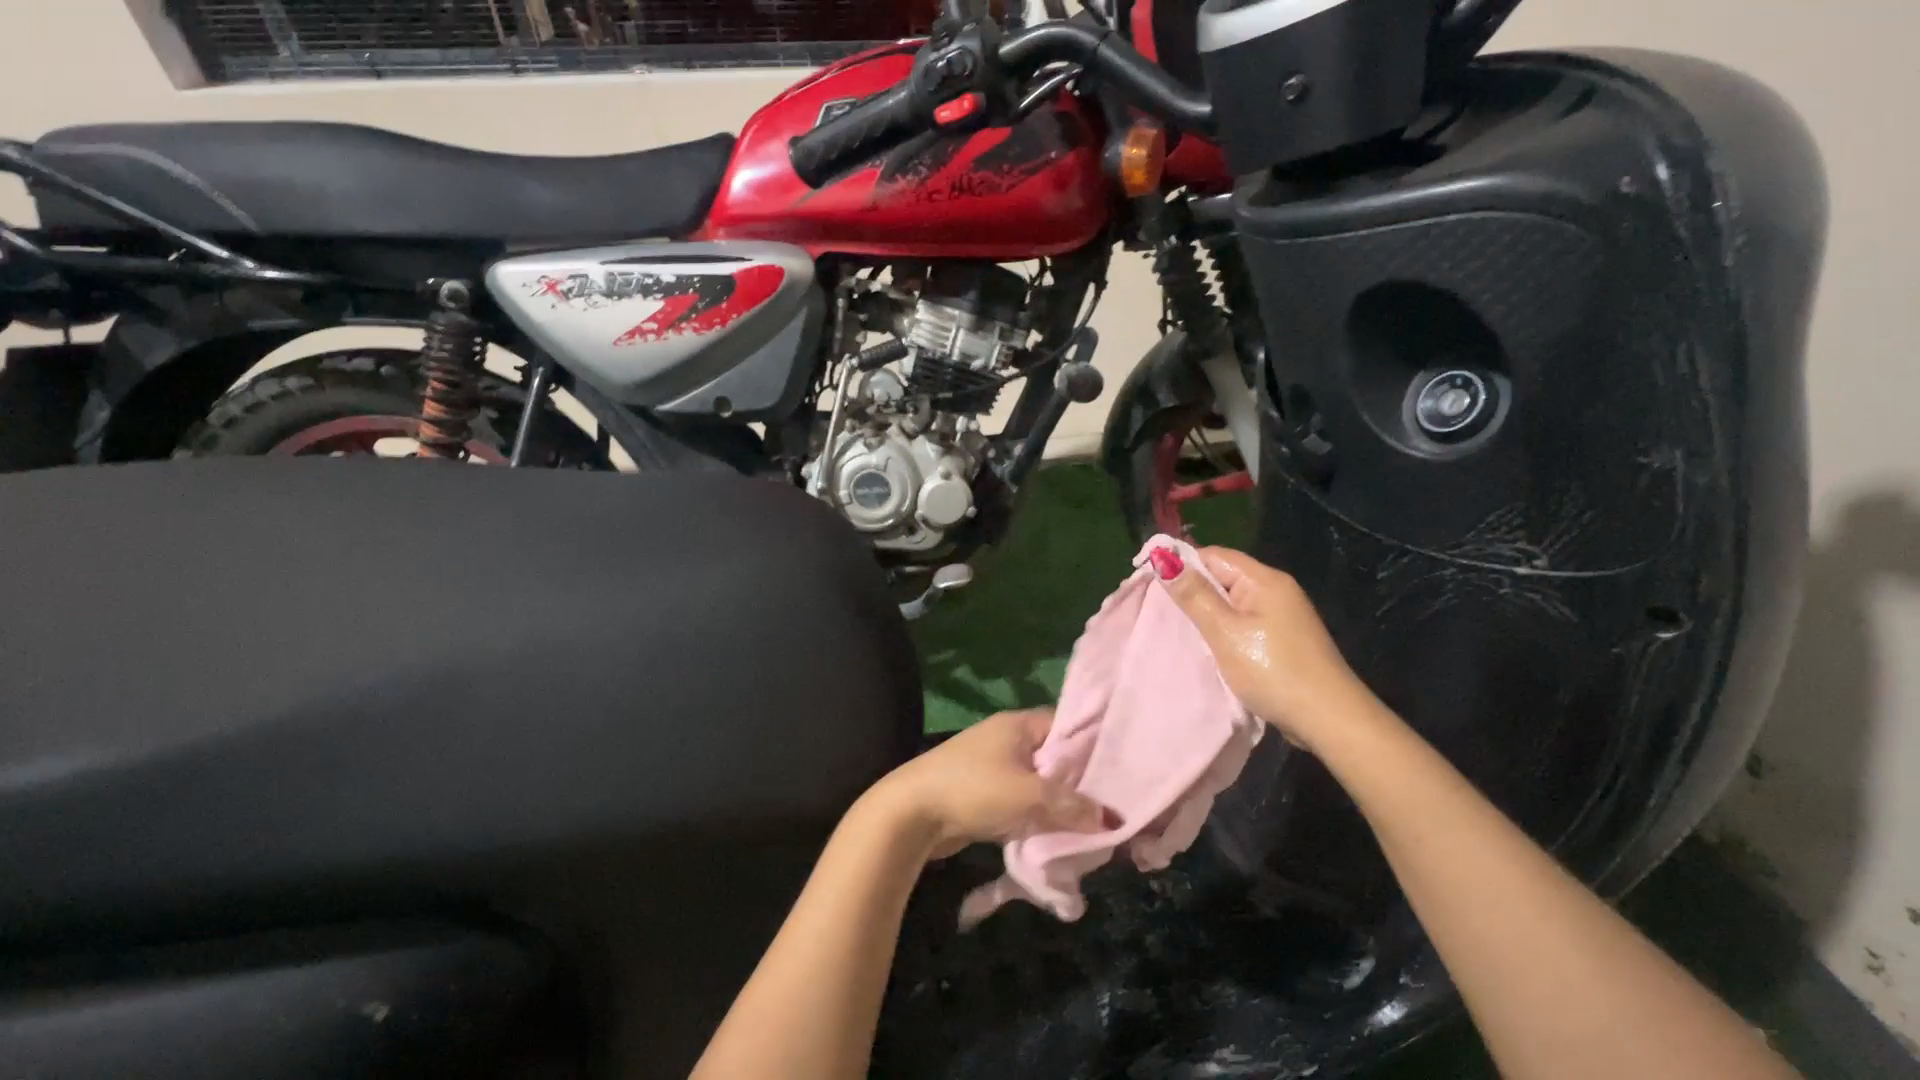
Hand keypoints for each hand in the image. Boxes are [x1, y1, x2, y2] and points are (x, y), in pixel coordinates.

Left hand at [869, 709, 1108, 858]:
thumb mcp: (1029, 795)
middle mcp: (1007, 739)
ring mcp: (993, 766)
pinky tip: (1058, 833)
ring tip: (1091, 824)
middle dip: (1080, 782)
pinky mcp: (983, 794)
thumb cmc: (973, 790)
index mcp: (1019, 724)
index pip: (1068, 726)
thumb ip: (1072, 804)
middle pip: (1055, 757)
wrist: (910, 814)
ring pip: (1039, 783)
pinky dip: (1037, 815)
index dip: (1094, 747)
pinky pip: (1021, 801)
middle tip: (1111, 806)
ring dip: (1058, 803)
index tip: (1121, 772)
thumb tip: (1110, 819)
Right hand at [1151, 545, 1384, 751]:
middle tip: (1160, 613)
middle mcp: (1276, 589)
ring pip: (1233, 602)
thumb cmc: (1273, 671)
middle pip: (1224, 576)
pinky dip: (1225, 631)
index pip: (1213, 555)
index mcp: (1264, 579)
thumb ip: (1194, 595)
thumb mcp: (1225, 632)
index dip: (1181, 565)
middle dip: (1192, 591)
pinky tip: (1211, 648)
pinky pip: (1245, 622)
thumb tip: (1163, 557)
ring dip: (1208, 614)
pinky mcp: (1284, 639)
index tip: (1151, 586)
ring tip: (1180, 632)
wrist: (1328, 718)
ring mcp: (1283, 615)